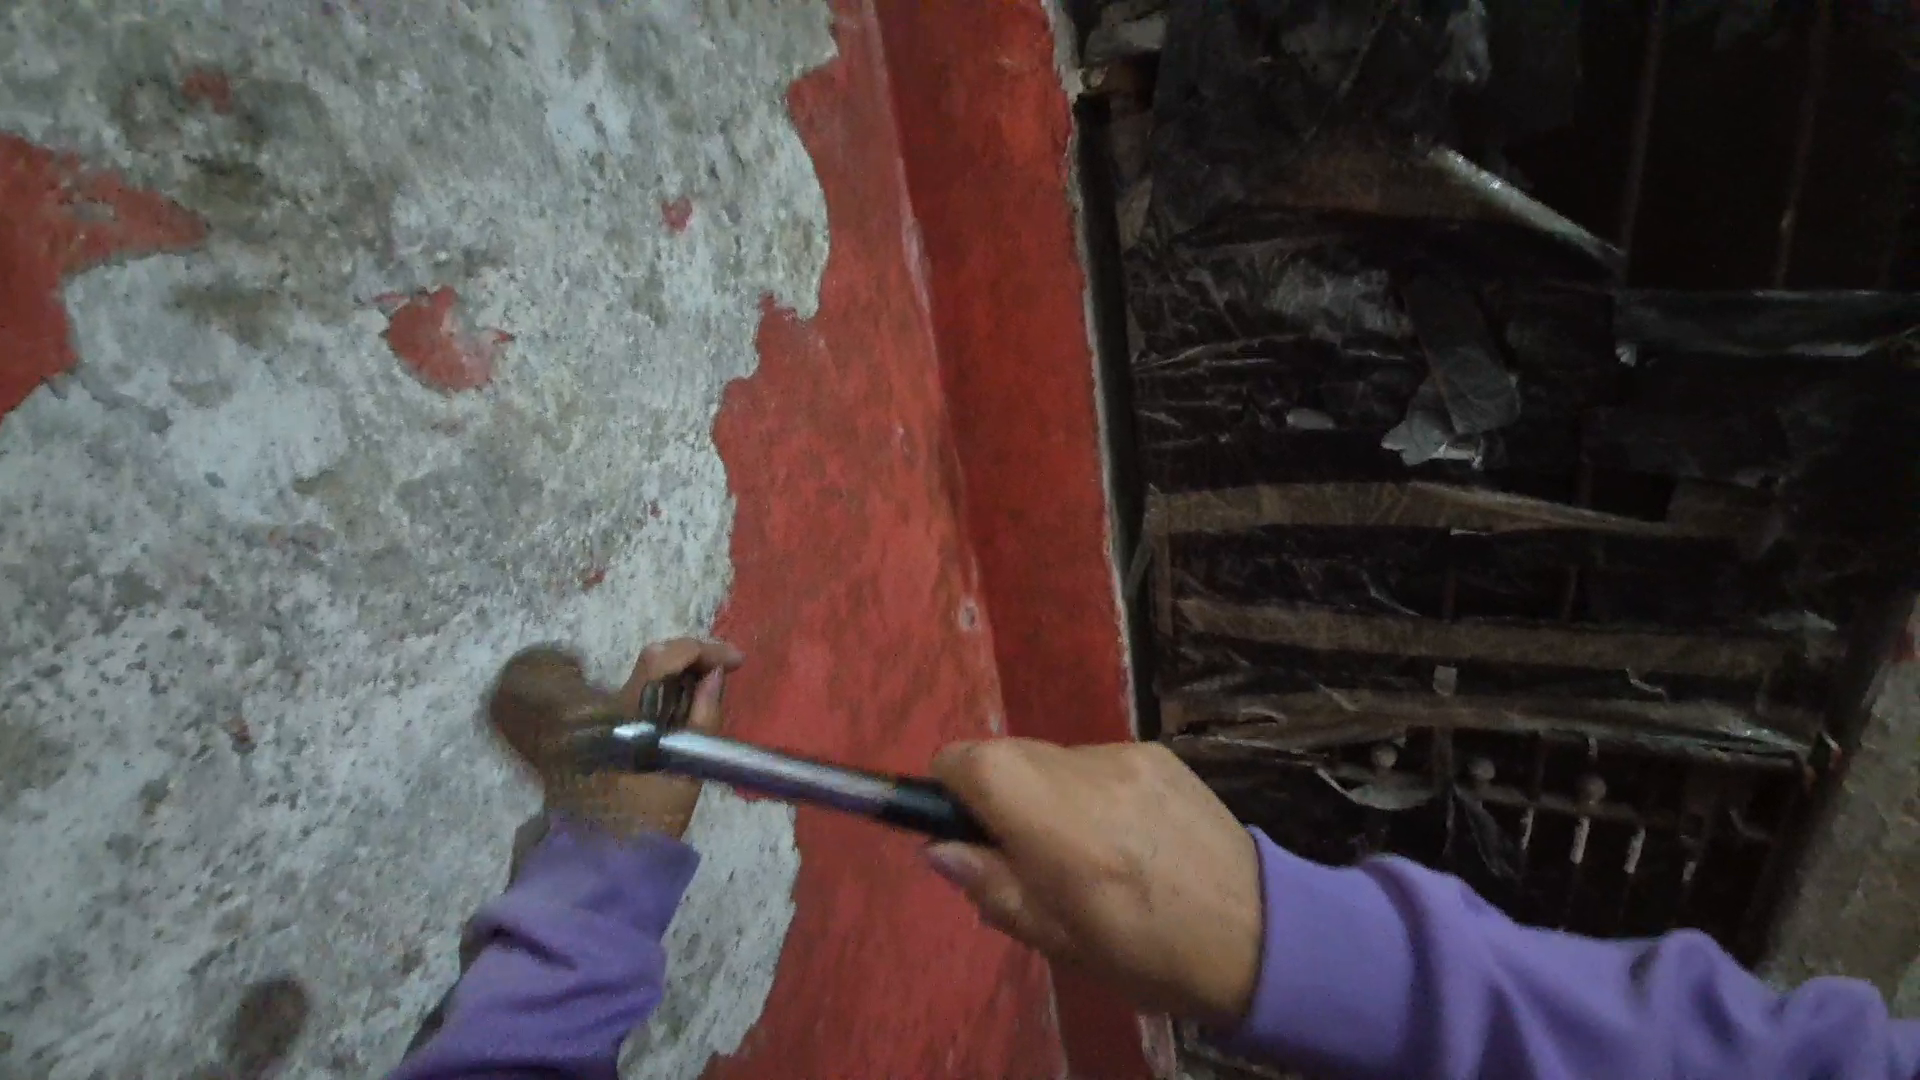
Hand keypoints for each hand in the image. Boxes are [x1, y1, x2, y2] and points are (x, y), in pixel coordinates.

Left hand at [489, 638, 743, 838]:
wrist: (605, 857)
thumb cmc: (651, 816)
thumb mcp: (690, 767)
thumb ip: (705, 715)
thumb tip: (715, 674)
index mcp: (628, 716)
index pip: (663, 659)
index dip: (703, 650)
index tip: (736, 660)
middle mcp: (606, 708)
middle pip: (653, 659)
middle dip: (694, 656)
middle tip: (725, 667)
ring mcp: (598, 718)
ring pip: (644, 673)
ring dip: (680, 669)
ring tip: (710, 680)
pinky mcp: (599, 729)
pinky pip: (638, 692)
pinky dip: (666, 687)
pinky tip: (685, 698)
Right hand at [925, 739, 1262, 1024]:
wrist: (1261, 932)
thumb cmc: (1146, 952)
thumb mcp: (1056, 939)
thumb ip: (990, 885)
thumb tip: (937, 847)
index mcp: (1052, 820)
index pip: (966, 760)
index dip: (948, 784)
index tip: (958, 823)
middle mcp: (1082, 768)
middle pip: (1006, 753)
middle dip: (997, 792)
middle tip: (1022, 850)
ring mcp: (1123, 753)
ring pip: (1051, 757)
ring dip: (1045, 790)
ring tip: (1084, 846)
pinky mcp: (1155, 751)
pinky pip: (1096, 760)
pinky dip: (1089, 788)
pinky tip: (1124, 832)